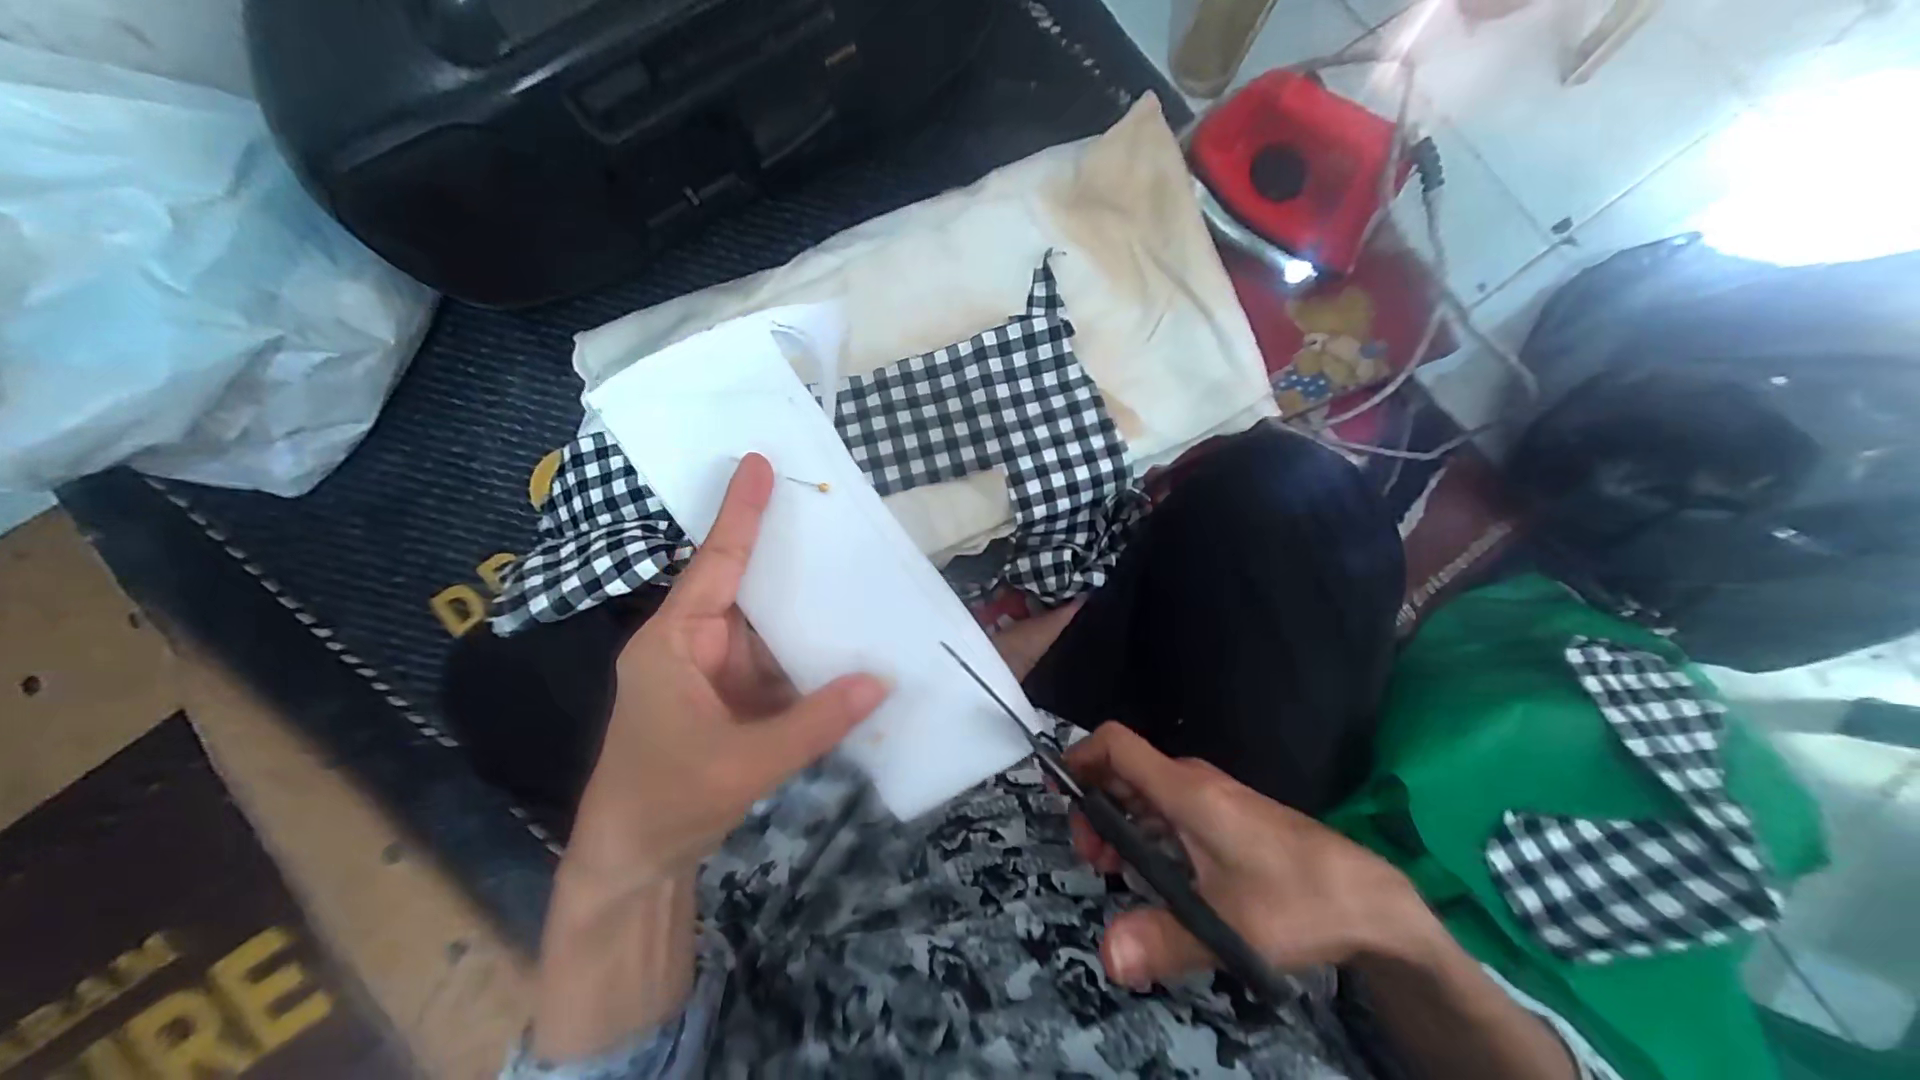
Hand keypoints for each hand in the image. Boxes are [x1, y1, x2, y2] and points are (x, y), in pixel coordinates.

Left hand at [561, 453, 890, 894]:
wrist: (637, 863)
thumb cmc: (666, 802)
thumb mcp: (743, 764)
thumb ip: (814, 723)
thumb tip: (881, 681)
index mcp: (675, 644)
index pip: (716, 566)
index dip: (740, 514)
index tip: (759, 463)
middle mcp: (696, 646)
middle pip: (747, 588)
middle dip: (788, 554)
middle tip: (834, 512)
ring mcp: (717, 674)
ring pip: (770, 629)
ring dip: (809, 612)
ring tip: (861, 576)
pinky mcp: (736, 700)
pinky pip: (780, 666)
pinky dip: (812, 658)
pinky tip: (851, 645)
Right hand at [1063, 722, 1433, 989]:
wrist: (1369, 900)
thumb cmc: (1296, 900)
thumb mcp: (1226, 927)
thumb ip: (1163, 939)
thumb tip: (1106, 956)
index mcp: (1185, 790)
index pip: (1116, 744)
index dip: (1077, 756)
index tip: (1055, 791)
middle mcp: (1192, 782)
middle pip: (1121, 772)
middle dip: (1093, 810)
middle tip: (1093, 863)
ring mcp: (1210, 797)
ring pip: (1143, 793)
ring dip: (1117, 824)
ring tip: (1116, 873)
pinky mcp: (1224, 815)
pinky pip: (1166, 808)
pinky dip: (1144, 831)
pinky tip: (1155, 874)